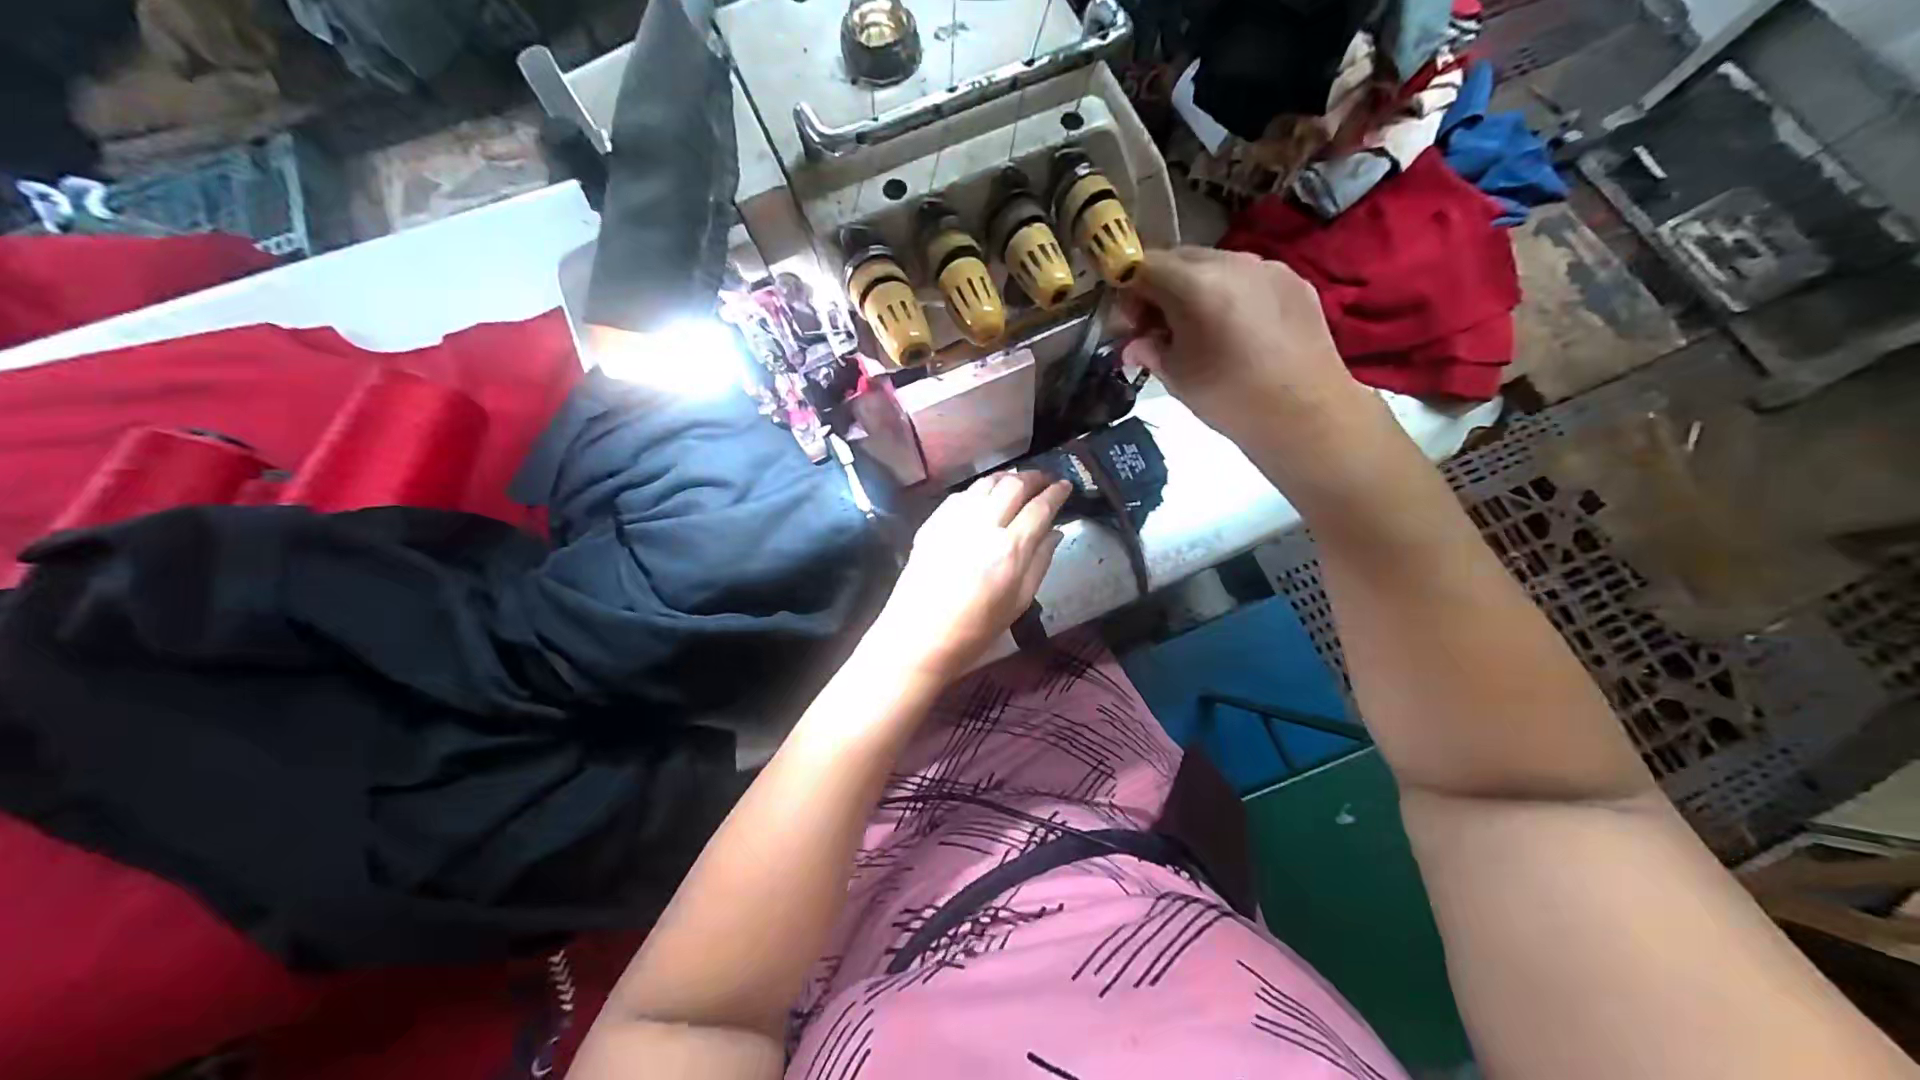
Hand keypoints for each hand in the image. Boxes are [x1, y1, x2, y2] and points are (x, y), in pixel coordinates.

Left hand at [869, 471, 1069, 681]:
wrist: (917, 639)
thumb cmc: (974, 631)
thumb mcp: (1018, 602)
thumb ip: (1040, 562)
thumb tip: (1054, 532)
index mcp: (1009, 549)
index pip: (1040, 507)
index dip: (1056, 492)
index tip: (1065, 485)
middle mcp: (983, 526)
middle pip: (1013, 485)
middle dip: (1033, 478)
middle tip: (1045, 480)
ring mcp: (953, 521)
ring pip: (985, 483)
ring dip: (1006, 478)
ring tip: (1018, 482)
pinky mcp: (932, 524)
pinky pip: (961, 495)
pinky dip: (979, 490)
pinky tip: (984, 497)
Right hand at [1119, 247, 1378, 449]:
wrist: (1306, 414)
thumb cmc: (1230, 398)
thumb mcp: (1176, 377)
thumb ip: (1149, 350)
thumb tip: (1136, 343)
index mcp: (1194, 284)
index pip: (1143, 266)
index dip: (1127, 292)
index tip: (1130, 325)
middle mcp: (1232, 262)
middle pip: (1179, 260)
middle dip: (1161, 289)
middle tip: (1159, 330)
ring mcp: (1268, 268)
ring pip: (1215, 266)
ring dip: (1196, 291)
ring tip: (1201, 333)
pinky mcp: (1294, 282)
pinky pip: (1248, 279)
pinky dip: (1231, 297)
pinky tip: (1238, 334)